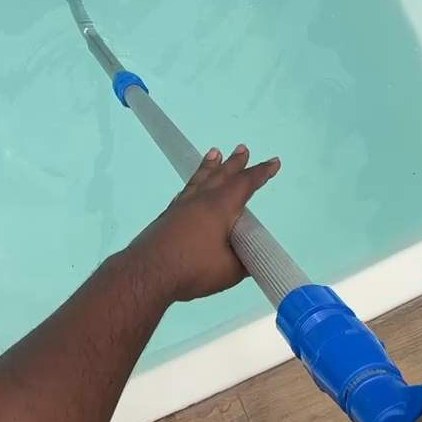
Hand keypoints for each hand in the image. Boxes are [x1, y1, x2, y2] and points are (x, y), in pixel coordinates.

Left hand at [122, 145, 278, 301]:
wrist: (147, 272)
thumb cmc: (192, 269)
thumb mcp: (229, 270)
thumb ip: (243, 263)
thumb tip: (249, 261)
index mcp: (220, 207)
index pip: (245, 184)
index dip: (261, 173)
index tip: (273, 162)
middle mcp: (200, 200)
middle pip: (220, 175)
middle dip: (234, 163)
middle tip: (242, 149)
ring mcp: (180, 207)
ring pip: (199, 180)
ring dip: (209, 167)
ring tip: (214, 153)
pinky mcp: (166, 217)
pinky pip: (185, 193)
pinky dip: (193, 185)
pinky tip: (190, 190)